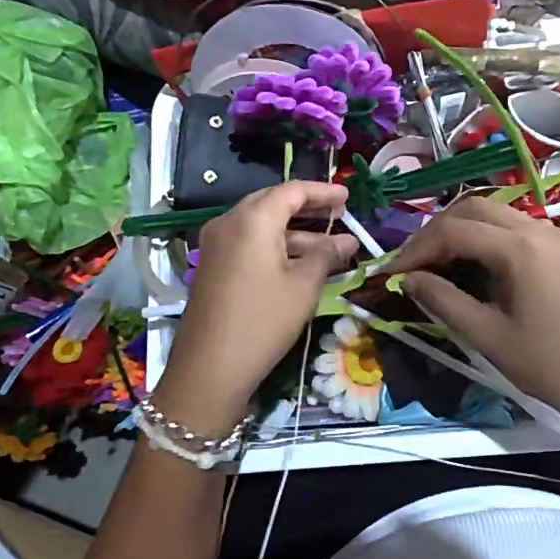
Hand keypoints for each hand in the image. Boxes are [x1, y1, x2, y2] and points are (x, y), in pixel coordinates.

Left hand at [149, 181, 356, 436]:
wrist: (210, 367)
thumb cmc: (263, 320)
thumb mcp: (303, 286)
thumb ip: (326, 255)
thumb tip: (347, 241)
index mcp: (252, 219)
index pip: (292, 190)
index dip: (323, 191)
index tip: (348, 196)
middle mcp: (229, 222)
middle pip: (273, 203)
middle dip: (309, 208)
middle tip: (340, 214)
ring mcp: (217, 244)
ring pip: (263, 226)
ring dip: (297, 232)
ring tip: (334, 246)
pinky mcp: (214, 266)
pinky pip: (250, 243)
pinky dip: (279, 246)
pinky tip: (305, 262)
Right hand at [382, 197, 559, 423]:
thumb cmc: (544, 362)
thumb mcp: (485, 334)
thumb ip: (442, 300)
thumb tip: (407, 279)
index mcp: (521, 249)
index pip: (455, 231)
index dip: (417, 249)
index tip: (392, 273)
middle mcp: (538, 228)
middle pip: (473, 208)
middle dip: (436, 231)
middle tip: (412, 263)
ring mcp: (553, 234)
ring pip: (493, 213)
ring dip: (459, 229)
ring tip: (433, 262)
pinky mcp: (559, 246)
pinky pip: (512, 226)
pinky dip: (483, 235)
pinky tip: (468, 262)